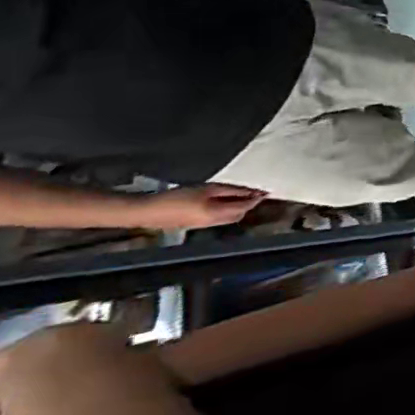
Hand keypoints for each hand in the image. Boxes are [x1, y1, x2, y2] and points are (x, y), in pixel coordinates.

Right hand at [132, 185, 265, 229]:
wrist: (148, 210)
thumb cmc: (178, 196)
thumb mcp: (207, 189)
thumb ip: (230, 191)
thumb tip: (250, 192)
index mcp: (217, 214)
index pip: (244, 208)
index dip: (255, 199)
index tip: (266, 191)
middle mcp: (213, 223)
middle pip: (238, 215)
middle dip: (248, 204)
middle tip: (254, 191)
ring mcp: (203, 226)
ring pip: (229, 218)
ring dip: (238, 207)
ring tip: (242, 194)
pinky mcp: (195, 225)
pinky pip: (219, 218)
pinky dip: (227, 209)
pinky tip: (224, 200)